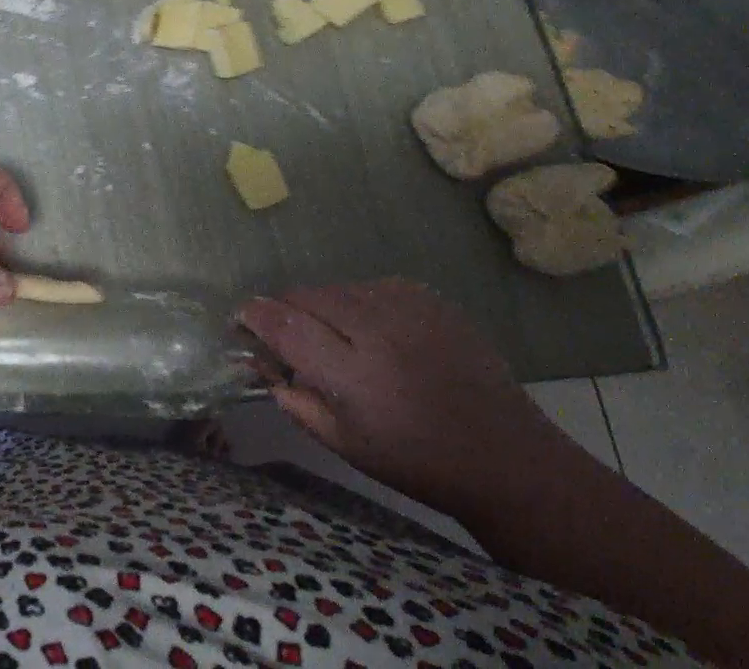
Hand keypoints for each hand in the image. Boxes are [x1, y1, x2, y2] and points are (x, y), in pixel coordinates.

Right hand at [240, 279, 569, 513]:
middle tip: (281, 333)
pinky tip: (367, 326)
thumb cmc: (416, 462)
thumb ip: (292, 398)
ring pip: (339, 287)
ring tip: (329, 334)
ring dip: (320, 305)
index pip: (282, 324)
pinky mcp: (438, 306)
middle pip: (307, 296)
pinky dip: (359, 300)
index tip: (239, 322)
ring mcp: (413, 313)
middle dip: (283, 309)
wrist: (509, 461)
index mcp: (353, 373)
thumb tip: (259, 362)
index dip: (252, 316)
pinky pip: (377, 286)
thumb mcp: (340, 442)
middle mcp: (380, 332)